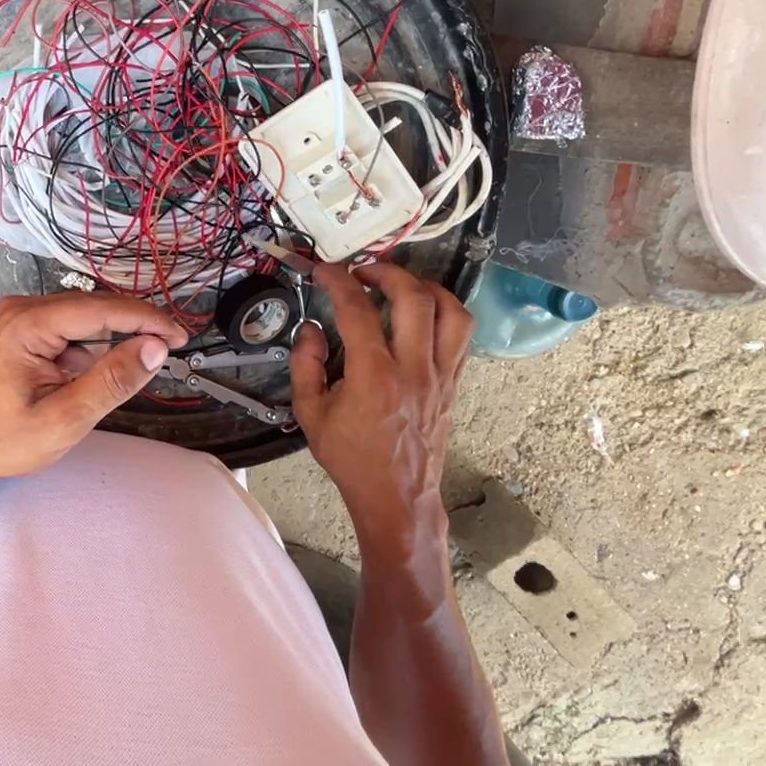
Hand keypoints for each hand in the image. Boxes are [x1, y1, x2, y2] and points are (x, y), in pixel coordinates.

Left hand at [0, 293, 187, 499]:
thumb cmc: (0, 441)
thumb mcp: (64, 418)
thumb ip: (111, 381)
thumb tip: (154, 348)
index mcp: (27, 324)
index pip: (100, 310)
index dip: (145, 319)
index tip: (178, 335)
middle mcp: (20, 310)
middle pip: (92, 308)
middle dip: (133, 326)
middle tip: (168, 348)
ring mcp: (18, 318)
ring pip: (82, 318)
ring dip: (109, 340)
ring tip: (126, 371)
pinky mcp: (20, 330)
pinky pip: (66, 330)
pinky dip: (87, 349)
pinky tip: (90, 376)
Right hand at [290, 263, 473, 560]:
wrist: (396, 496)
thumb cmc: (350, 457)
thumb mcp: (308, 413)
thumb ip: (304, 364)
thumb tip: (312, 328)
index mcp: (373, 375)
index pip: (357, 310)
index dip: (337, 280)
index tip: (323, 270)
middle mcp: (413, 369)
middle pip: (414, 298)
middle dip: (386, 272)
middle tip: (362, 271)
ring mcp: (441, 375)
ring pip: (451, 311)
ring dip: (424, 286)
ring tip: (399, 284)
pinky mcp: (454, 383)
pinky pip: (460, 334)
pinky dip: (443, 311)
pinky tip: (421, 311)